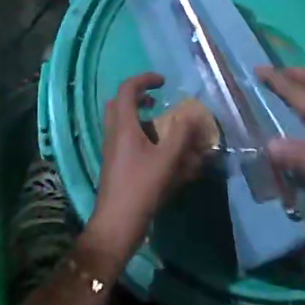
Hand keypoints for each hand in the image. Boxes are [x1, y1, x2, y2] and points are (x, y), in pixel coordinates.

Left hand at [85, 73, 213, 267]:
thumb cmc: (141, 188)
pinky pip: (126, 141)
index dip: (144, 80)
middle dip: (138, 98)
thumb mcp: (166, 160)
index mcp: (123, 126)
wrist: (117, 224)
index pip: (127, 90)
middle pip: (118, 104)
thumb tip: (192, 113)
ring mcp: (112, 150)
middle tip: (157, 102)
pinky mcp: (115, 165)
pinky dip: (142, 139)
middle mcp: (113, 134)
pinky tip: (163, 156)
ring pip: (122, 124)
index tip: (163, 82)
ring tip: (164, 129)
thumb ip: (181, 135)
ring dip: (141, 120)